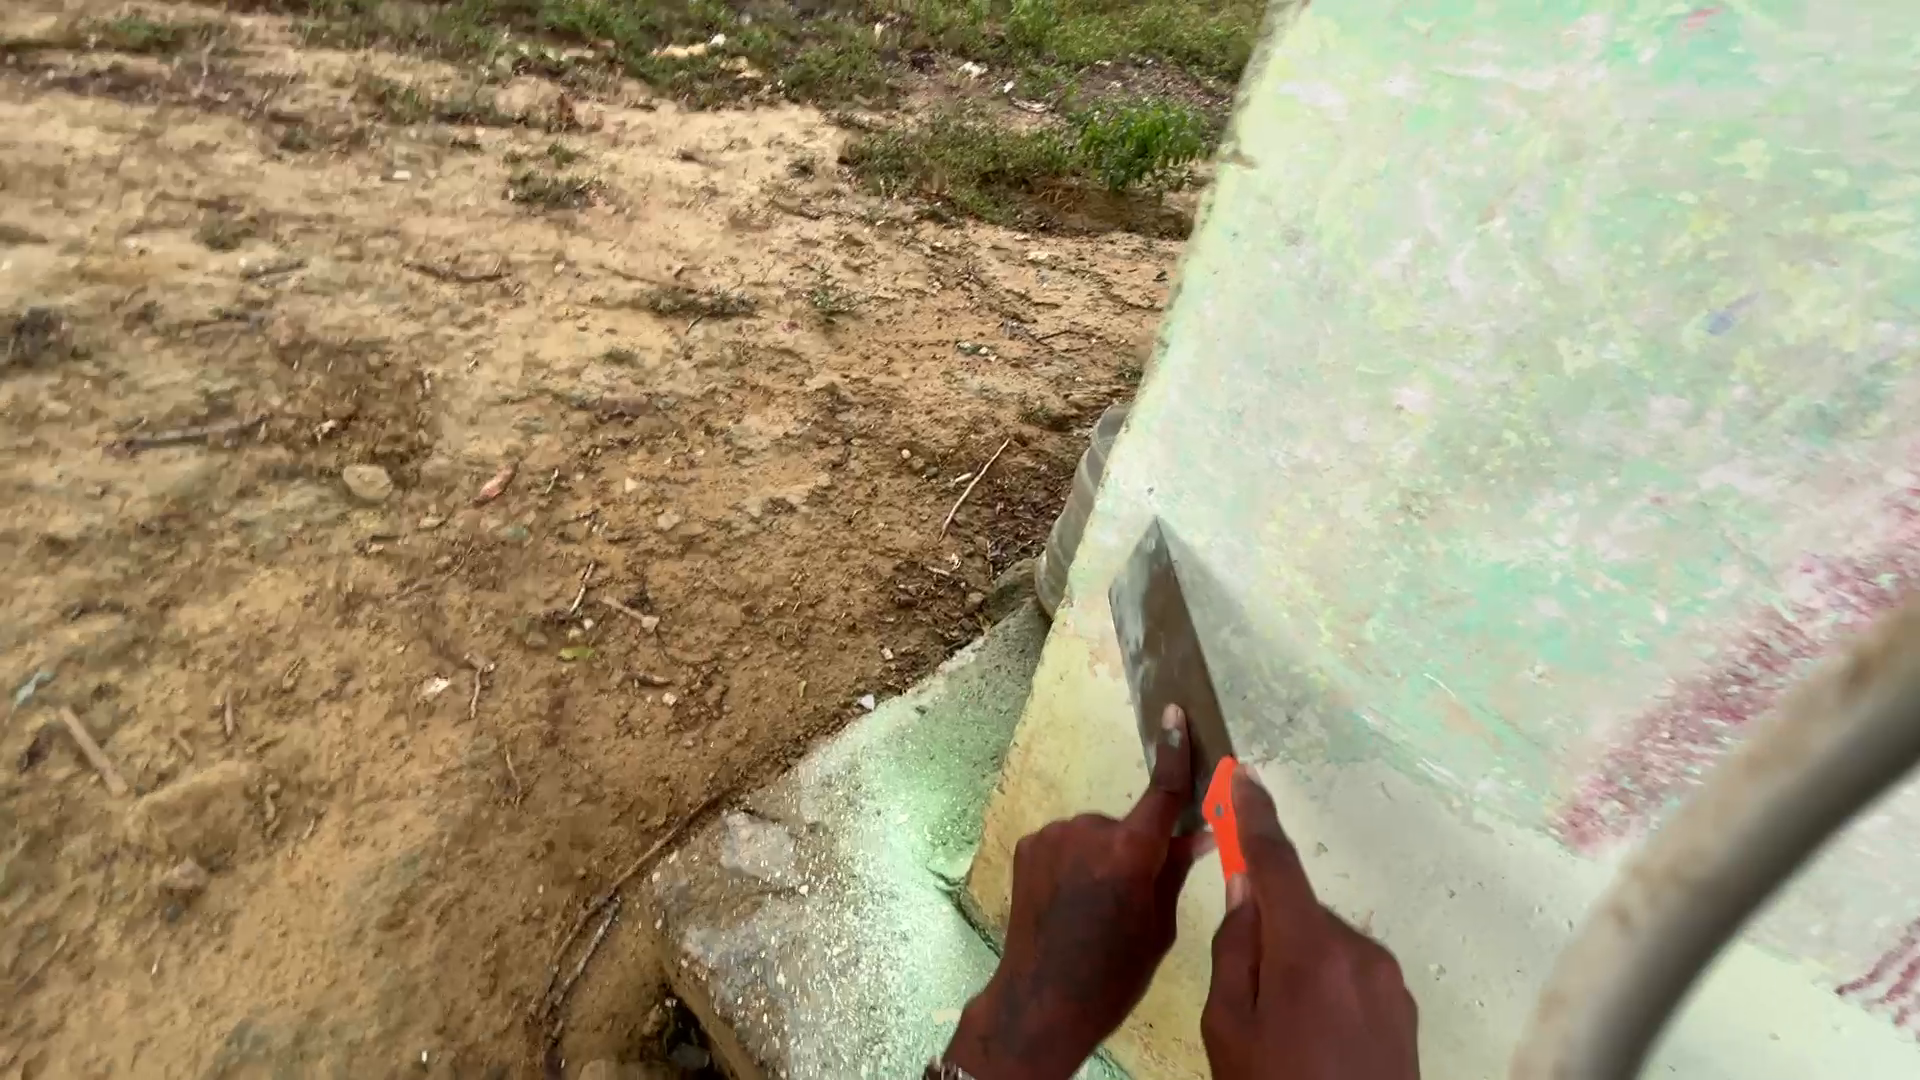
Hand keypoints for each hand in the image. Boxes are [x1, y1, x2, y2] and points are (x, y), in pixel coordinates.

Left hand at [945, 705, 1210, 1079]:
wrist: (1041, 998)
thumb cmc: (1113, 973)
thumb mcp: (1158, 926)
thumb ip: (1175, 868)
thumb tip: (1201, 829)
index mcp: (1129, 851)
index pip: (1162, 791)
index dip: (1174, 752)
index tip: (1174, 713)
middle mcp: (1088, 829)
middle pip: (1124, 825)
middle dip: (1132, 849)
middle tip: (1125, 898)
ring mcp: (1053, 834)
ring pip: (1093, 834)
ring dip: (1099, 856)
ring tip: (1090, 905)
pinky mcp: (1029, 843)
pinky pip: (1065, 842)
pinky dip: (1072, 860)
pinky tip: (1065, 898)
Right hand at [1203, 769, 1420, 1078]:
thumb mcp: (1228, 1024)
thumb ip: (1235, 945)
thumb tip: (1246, 888)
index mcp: (1307, 952)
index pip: (1274, 860)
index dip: (1255, 813)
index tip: (1241, 773)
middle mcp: (1357, 951)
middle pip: (1295, 904)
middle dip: (1266, 918)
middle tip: (1245, 981)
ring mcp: (1387, 978)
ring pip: (1320, 935)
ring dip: (1294, 951)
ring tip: (1283, 1020)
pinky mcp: (1403, 1003)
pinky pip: (1347, 964)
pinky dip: (1321, 974)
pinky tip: (1314, 1030)